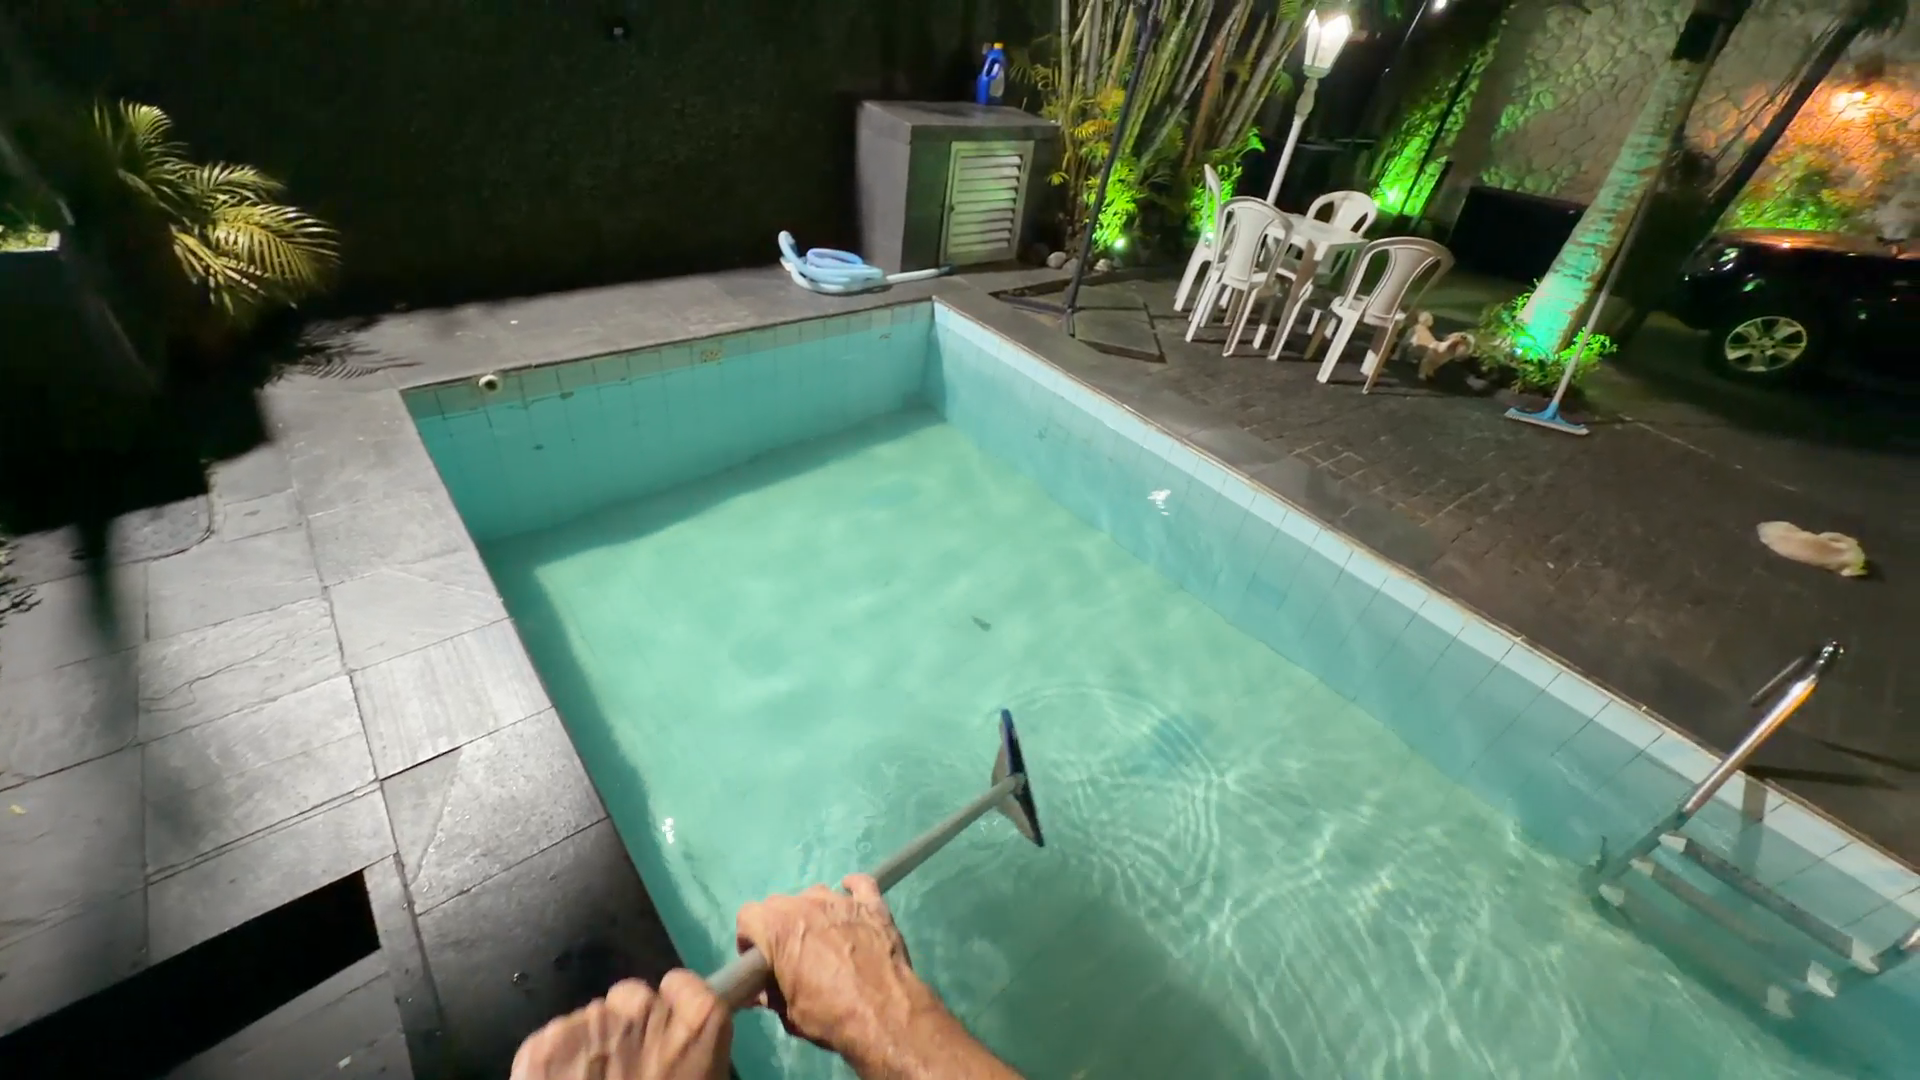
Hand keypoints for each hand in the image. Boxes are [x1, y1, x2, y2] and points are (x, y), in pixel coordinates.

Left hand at [510, 971, 730, 1079]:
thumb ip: (693, 1053)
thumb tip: (678, 1045)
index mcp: (698, 1019)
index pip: (679, 984)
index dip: (668, 1010)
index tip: (660, 1039)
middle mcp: (646, 1007)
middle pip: (630, 994)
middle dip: (625, 1026)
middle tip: (621, 1073)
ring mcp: (594, 1022)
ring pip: (591, 1016)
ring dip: (591, 1045)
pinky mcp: (546, 1046)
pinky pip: (553, 1038)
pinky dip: (554, 1064)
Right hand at [734, 874, 939, 1061]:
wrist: (883, 1012)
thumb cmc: (829, 1015)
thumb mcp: (788, 1013)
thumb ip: (769, 994)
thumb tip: (757, 991)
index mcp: (779, 928)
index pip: (748, 915)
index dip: (749, 937)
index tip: (758, 958)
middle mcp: (808, 904)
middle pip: (780, 903)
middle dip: (778, 925)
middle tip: (788, 953)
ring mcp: (842, 901)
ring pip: (816, 893)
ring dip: (812, 911)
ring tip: (822, 938)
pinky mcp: (872, 903)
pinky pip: (860, 884)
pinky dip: (852, 890)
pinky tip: (851, 903)